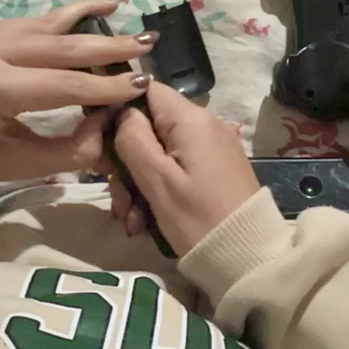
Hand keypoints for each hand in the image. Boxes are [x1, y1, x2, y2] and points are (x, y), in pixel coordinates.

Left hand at [0, 0, 154, 192]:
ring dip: (95, 28)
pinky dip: (70, 16)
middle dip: (109, 48)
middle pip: (61, 47)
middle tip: (148, 47)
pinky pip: (35, 22)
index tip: (142, 86)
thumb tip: (110, 122)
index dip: (105, 87)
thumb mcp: (18, 165)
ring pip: (51, 27)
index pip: (62, 85)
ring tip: (134, 29)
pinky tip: (102, 4)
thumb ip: (70, 148)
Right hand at [110, 81, 261, 256]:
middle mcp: (205, 125)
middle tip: (118, 200)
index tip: (101, 144)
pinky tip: (147, 222)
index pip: (146, 90)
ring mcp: (212, 148)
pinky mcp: (216, 171)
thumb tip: (122, 111)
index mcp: (190, 119)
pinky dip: (159, 191)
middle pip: (150, 127)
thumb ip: (132, 139)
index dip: (118, 111)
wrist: (247, 258)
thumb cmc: (198, 218)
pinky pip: (177, 169)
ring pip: (160, 153)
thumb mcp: (157, 180)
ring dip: (139, 184)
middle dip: (126, 162)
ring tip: (133, 220)